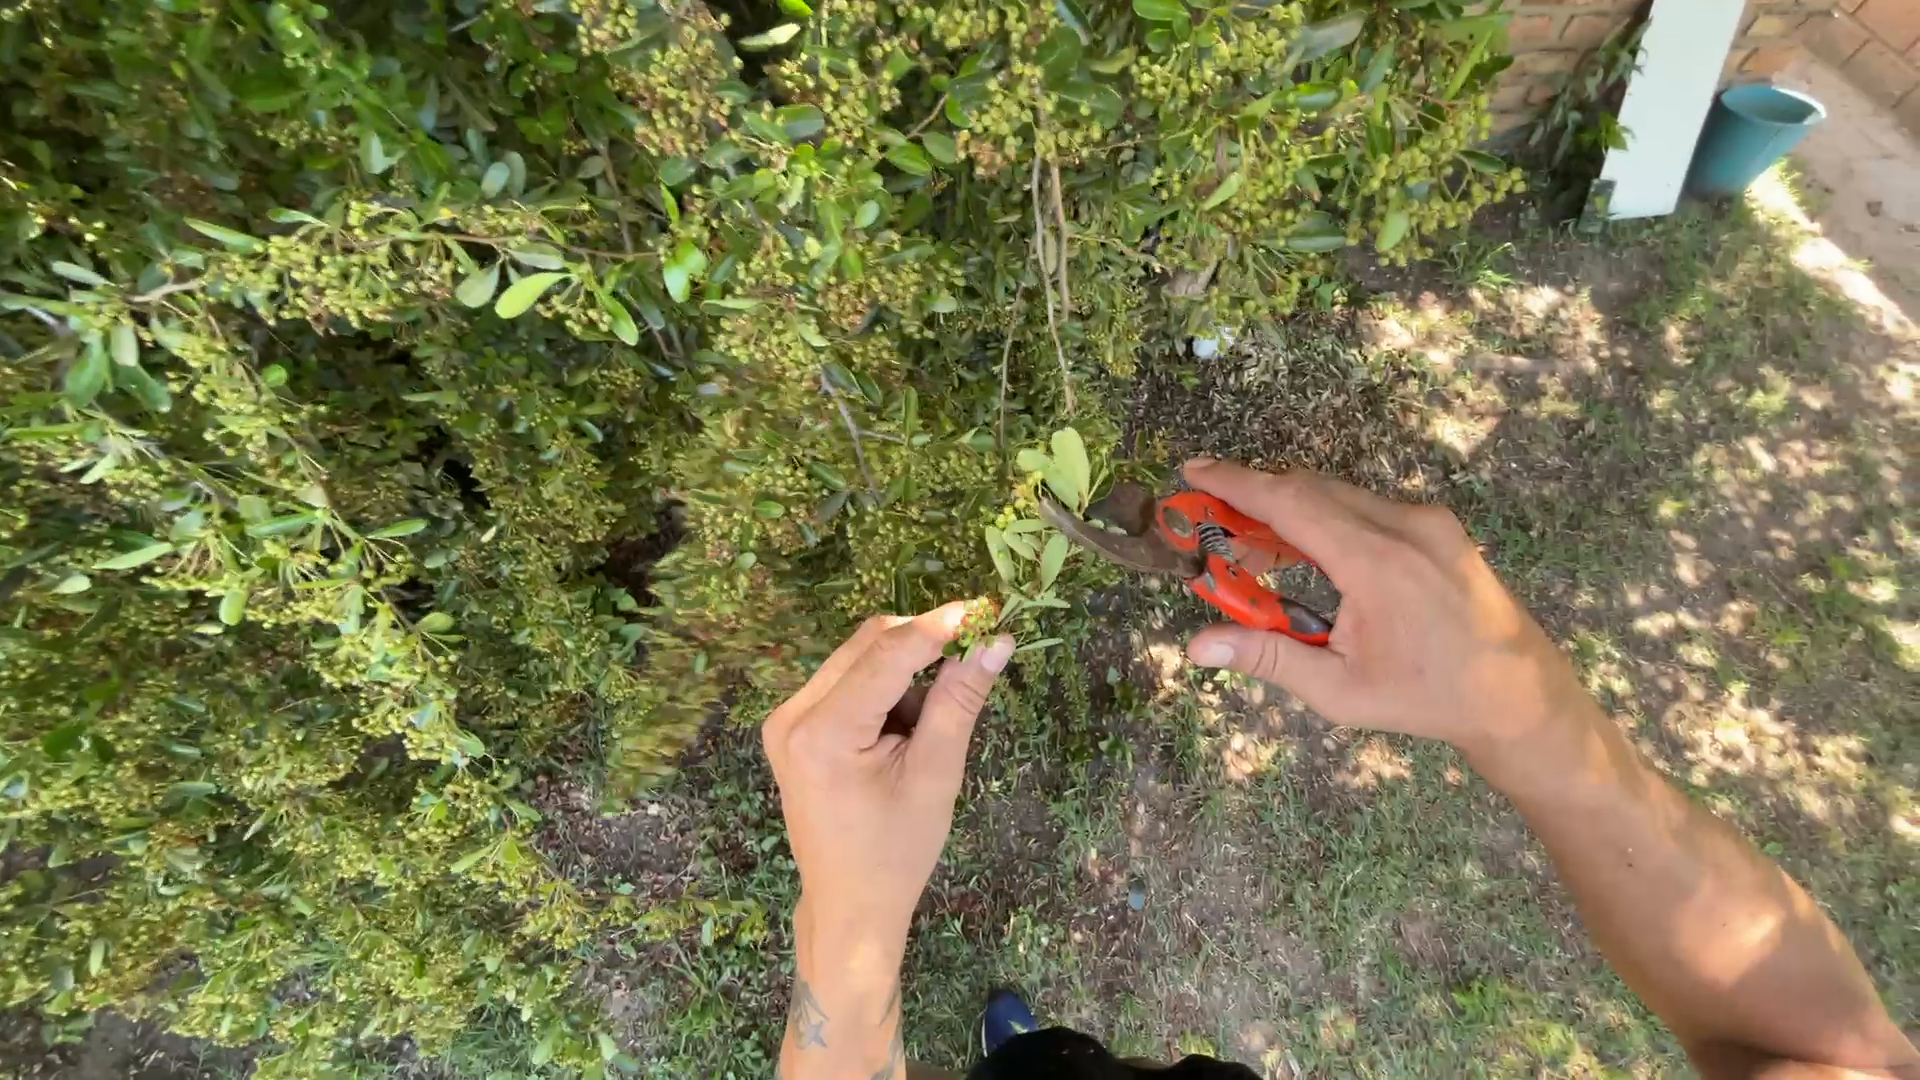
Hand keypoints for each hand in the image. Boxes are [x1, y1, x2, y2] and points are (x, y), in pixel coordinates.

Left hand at [763, 603, 1012, 1079]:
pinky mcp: (792, 725)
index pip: (886, 655)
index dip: (936, 627)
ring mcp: (786, 718)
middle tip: (971, 653)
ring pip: (857, 656)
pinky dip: (884, 684)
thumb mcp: (936, 773)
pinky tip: (902, 723)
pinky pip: (846, 678)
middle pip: (867, 645)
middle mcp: (792, 713)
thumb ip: (960, 700)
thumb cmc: (897, 851)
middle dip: (922, 644)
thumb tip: (997, 640)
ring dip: (904, 666)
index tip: (982, 608)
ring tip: (929, 716)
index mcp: (823, 732)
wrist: (848, 906)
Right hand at [1181, 460, 1594, 761]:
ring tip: (1251, 548)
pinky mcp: (1437, 526)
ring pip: (1335, 494)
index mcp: (1377, 563)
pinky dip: (1320, 516)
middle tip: (1208, 518)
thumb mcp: (1338, 689)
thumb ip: (1266, 657)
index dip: (1236, 483)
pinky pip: (1362, 505)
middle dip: (1251, 496)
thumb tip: (1196, 646)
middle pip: (1308, 489)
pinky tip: (1303, 552)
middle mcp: (1404, 526)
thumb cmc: (1425, 698)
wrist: (1522, 699)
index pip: (1291, 503)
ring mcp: (1427, 521)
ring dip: (1285, 509)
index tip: (1193, 470)